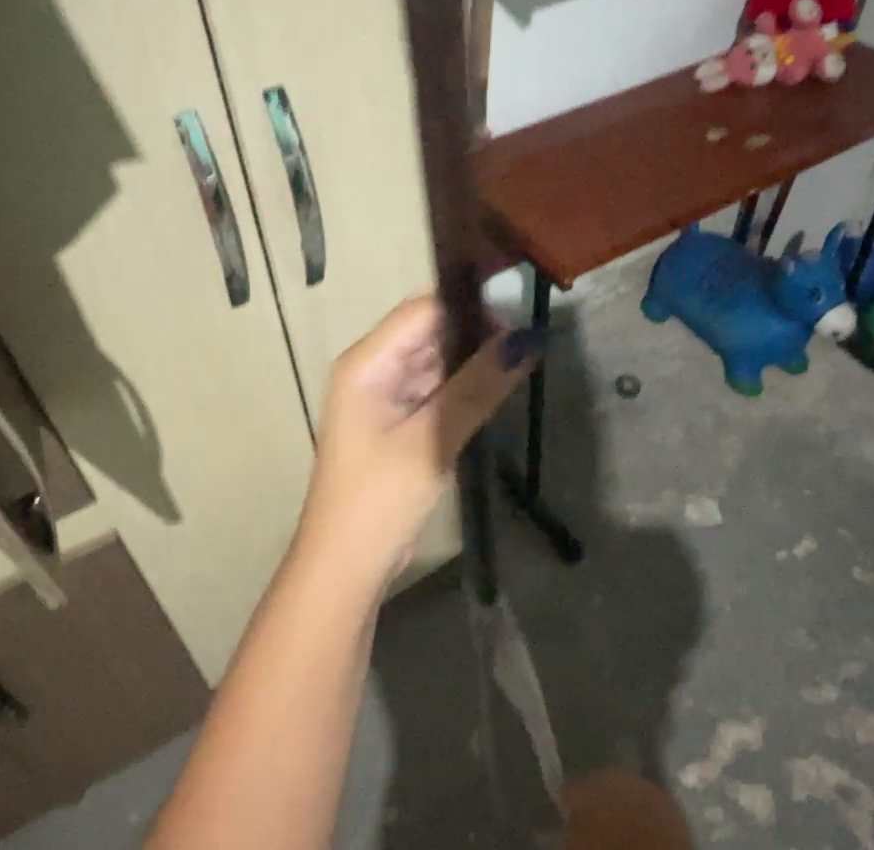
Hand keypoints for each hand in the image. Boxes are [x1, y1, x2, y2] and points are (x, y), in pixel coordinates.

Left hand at [295, 294, 538, 590]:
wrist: (345, 566)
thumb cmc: (378, 500)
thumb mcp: (431, 441)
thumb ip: (477, 388)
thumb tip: (526, 340)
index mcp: (366, 363)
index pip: (422, 310)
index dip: (469, 308)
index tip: (519, 320)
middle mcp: (373, 370)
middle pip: (429, 331)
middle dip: (476, 333)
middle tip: (529, 344)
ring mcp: (384, 397)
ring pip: (436, 360)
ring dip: (473, 361)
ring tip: (522, 363)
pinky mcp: (398, 423)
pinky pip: (435, 389)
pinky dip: (464, 388)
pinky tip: (498, 390)